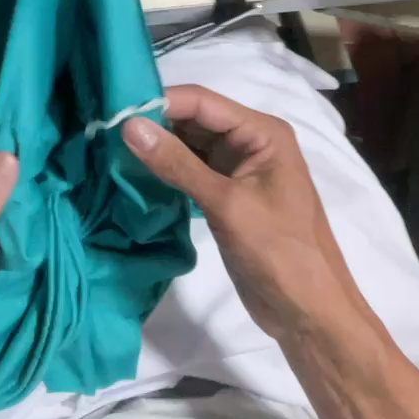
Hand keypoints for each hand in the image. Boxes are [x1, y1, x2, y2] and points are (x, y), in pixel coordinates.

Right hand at [127, 86, 418, 418]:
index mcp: (261, 132)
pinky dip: (164, 169)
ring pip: (187, 143)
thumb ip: (177, 163)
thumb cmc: (280, 254)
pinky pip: (189, 168)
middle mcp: (250, 141)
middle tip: (106, 129)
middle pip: (192, 118)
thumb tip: (129, 126)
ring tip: (111, 148)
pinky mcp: (226, 192)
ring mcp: (237, 167)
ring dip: (156, 146)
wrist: (311, 317)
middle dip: (153, 123)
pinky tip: (134, 173)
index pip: (201, 101)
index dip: (159, 101)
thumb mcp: (227, 205)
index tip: (115, 110)